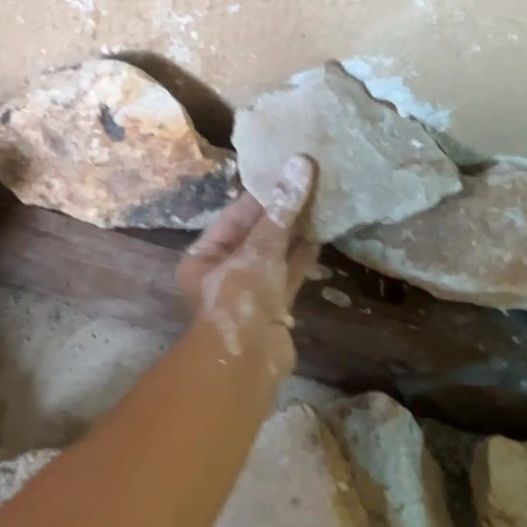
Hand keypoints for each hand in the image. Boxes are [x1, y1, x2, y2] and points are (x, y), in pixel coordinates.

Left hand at [177, 156, 320, 371]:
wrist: (248, 362)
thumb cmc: (240, 298)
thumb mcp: (259, 249)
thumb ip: (282, 210)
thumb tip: (301, 164)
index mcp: (205, 254)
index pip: (236, 214)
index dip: (263, 193)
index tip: (290, 169)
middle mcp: (223, 270)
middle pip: (256, 233)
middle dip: (282, 211)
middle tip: (311, 180)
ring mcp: (249, 290)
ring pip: (274, 253)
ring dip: (295, 232)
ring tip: (321, 201)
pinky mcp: (273, 306)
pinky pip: (289, 273)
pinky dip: (303, 256)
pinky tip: (321, 234)